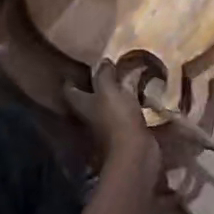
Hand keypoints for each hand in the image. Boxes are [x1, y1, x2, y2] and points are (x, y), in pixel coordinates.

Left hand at [66, 60, 160, 179]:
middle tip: (108, 66)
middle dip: (97, 83)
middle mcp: (93, 115)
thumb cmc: (116, 118)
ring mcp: (110, 123)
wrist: (135, 152)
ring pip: (111, 102)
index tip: (76, 68)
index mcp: (84, 105)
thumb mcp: (108, 90)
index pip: (71, 91)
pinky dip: (133, 100)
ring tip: (128, 74)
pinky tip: (143, 91)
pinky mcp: (128, 128)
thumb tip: (102, 61)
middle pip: (90, 96)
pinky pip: (128, 109)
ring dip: (118, 91)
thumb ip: (104, 74)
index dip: (71, 80)